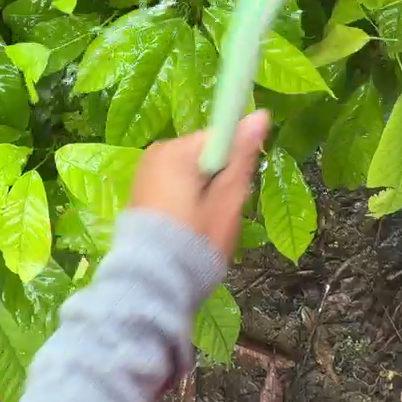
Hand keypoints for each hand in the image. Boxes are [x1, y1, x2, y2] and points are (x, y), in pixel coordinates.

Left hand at [128, 111, 270, 260]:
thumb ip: (243, 155)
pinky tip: (187, 228)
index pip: (220, 138)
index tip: (236, 192)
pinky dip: (186, 200)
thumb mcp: (228, 199)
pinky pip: (175, 184)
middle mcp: (156, 152)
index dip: (234, 164)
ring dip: (204, 191)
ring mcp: (145, 172)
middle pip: (205, 154)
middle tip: (220, 215)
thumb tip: (261, 114)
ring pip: (191, 171)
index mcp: (176, 149)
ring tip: (202, 226)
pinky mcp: (140, 192)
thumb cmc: (196, 242)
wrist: (152, 286)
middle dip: (219, 179)